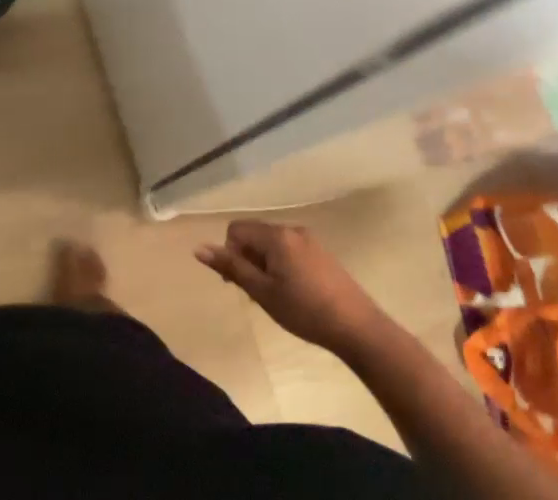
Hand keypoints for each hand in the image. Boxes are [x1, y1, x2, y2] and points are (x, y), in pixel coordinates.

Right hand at [197, 220, 386, 355]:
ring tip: (275, 296)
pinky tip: (293, 293)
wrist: (358, 327)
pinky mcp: (322, 254)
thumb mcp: (262, 291)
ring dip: (263, 265)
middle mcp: (292, 230)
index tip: (239, 283)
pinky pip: (289, 250)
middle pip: (254, 235)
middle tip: (256, 293)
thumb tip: (198, 248)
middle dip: (247, 260)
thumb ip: (231, 267)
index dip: (230, 254)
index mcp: (276, 236)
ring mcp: (310, 241)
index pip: (235, 230)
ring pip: (271, 245)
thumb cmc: (305, 310)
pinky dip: (281, 266)